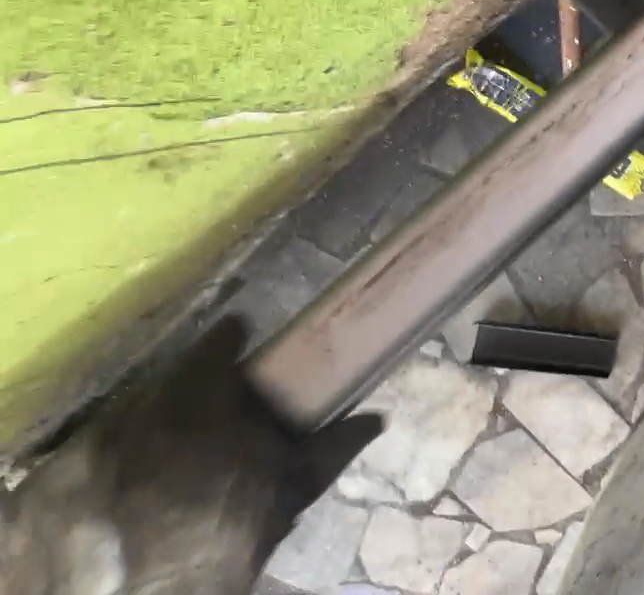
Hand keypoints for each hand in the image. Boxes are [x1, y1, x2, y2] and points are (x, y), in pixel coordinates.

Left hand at [0, 319, 381, 594]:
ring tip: (163, 434)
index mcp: (196, 415)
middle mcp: (129, 426)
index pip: (208, 354)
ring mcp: (69, 464)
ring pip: (111, 420)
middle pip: (158, 384)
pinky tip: (114, 474)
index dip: (225, 339)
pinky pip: (66, 460)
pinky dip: (94, 458)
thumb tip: (375, 419)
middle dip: (184, 382)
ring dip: (139, 418)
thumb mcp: (285, 498)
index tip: (240, 331)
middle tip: (208, 392)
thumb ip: (327, 451)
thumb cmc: (222, 547)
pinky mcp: (26, 502)